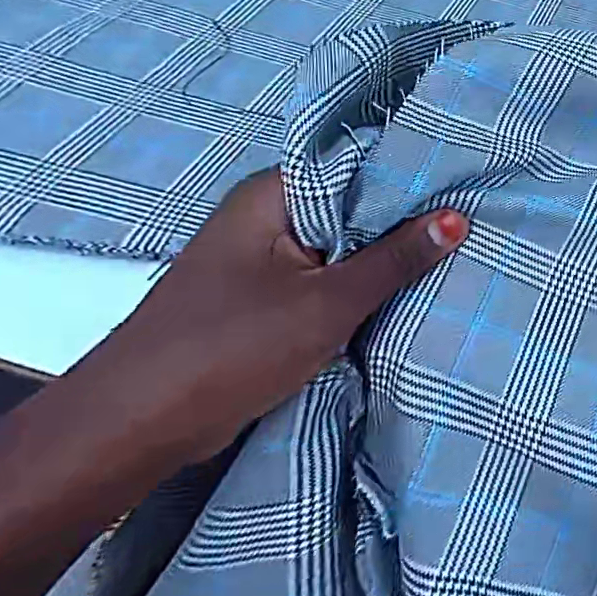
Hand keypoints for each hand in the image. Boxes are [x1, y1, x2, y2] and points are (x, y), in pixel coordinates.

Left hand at [61, 166, 467, 465]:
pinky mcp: (259, 294)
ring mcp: (260, 256)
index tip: (462, 185)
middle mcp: (265, 214)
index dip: (409, 176)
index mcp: (272, 194)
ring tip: (447, 253)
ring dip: (378, 258)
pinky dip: (353, 285)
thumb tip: (455, 219)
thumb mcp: (327, 303)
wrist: (131, 430)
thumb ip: (395, 260)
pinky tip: (397, 291)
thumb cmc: (228, 349)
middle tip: (465, 223)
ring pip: (337, 245)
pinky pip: (319, 276)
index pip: (355, 165)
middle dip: (400, 222)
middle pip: (348, 207)